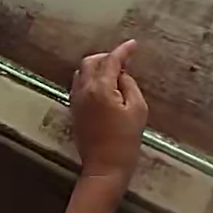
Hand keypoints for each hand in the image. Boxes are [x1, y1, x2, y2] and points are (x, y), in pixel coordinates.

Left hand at [70, 40, 146, 188]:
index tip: (134, 44)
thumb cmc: (126, 140)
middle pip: (90, 62)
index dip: (123, 51)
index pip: (111, 61)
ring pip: (82, 72)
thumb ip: (130, 86)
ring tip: (115, 73)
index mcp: (100, 88)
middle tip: (124, 61)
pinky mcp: (74, 111)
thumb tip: (122, 75)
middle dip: (107, 57)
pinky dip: (91, 79)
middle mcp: (83, 90)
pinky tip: (104, 87)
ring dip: (97, 67)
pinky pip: (80, 85)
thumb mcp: (138, 110)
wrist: (105, 168)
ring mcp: (76, 101)